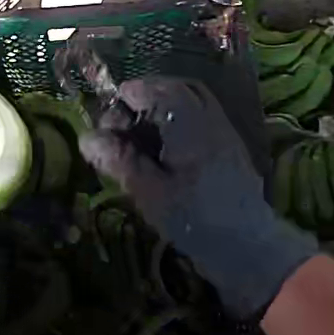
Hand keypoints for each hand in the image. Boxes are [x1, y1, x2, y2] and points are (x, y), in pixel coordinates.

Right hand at [80, 76, 315, 316]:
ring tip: (143, 131)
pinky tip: (166, 146)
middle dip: (150, 95)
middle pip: (180, 89)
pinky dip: (180, 120)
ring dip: (166, 107)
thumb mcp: (149, 191)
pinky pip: (204, 118)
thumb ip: (120, 160)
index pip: (158, 90)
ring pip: (194, 102)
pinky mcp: (230, 149)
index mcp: (190, 124)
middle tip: (126, 116)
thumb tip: (87, 138)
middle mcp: (210, 119)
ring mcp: (225, 132)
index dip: (132, 94)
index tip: (112, 108)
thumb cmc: (194, 218)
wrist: (247, 245)